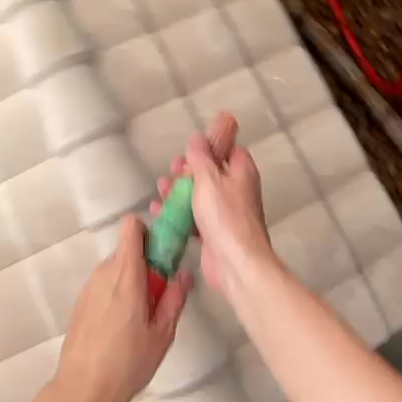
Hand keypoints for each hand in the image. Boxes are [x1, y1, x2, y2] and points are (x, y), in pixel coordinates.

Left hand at [36, 214, 190, 401]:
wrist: (83, 388)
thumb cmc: (127, 361)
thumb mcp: (162, 334)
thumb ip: (174, 299)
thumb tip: (184, 274)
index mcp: (126, 272)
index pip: (132, 226)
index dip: (148, 233)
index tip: (162, 255)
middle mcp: (104, 271)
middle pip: (127, 250)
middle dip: (144, 266)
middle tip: (157, 296)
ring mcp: (89, 285)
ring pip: (115, 269)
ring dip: (129, 282)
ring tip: (138, 318)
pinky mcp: (80, 300)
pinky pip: (103, 285)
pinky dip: (114, 295)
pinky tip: (119, 327)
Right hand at [156, 131, 276, 297]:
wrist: (235, 264)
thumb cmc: (224, 215)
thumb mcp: (209, 178)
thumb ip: (201, 156)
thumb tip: (198, 137)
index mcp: (242, 171)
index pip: (229, 149)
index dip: (210, 146)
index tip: (191, 148)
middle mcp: (236, 189)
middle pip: (210, 171)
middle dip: (188, 170)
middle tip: (172, 169)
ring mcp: (225, 212)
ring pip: (199, 194)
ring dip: (179, 190)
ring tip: (161, 188)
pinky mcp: (214, 232)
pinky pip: (194, 216)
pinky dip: (178, 211)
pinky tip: (159, 210)